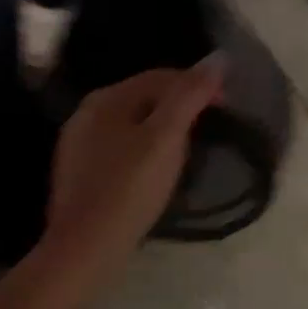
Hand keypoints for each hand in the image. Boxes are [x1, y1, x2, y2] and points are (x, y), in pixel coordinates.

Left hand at [44, 57, 224, 264]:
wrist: (84, 251)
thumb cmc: (129, 188)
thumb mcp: (166, 137)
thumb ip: (191, 94)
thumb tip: (218, 58)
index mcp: (106, 99)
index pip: (161, 76)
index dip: (198, 85)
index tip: (228, 106)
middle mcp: (87, 113)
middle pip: (146, 97)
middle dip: (182, 105)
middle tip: (211, 127)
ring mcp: (79, 144)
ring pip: (135, 122)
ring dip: (165, 127)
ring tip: (190, 147)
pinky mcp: (81, 172)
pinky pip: (123, 145)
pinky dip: (147, 147)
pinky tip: (158, 168)